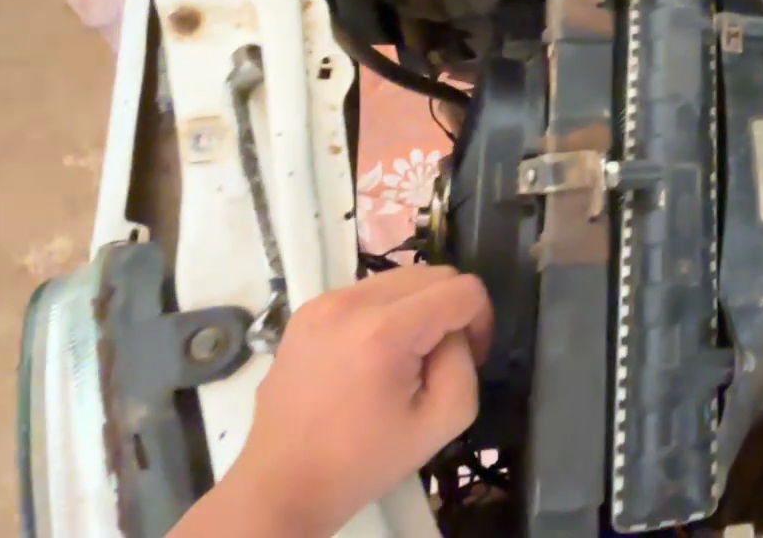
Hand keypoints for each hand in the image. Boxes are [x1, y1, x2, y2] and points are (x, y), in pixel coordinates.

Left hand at [211, 265, 492, 535]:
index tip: (471, 357)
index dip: (481, 320)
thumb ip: (466, 360)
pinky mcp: (308, 311)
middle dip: (451, 310)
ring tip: (406, 353)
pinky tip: (374, 352)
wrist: (280, 488)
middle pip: (436, 274)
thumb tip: (452, 330)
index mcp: (385, 330)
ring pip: (404, 277)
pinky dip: (388, 311)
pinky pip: (372, 290)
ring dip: (420, 307)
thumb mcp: (446, 418)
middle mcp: (352, 303)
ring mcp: (324, 303)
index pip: (464, 290)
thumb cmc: (364, 461)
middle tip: (441, 356)